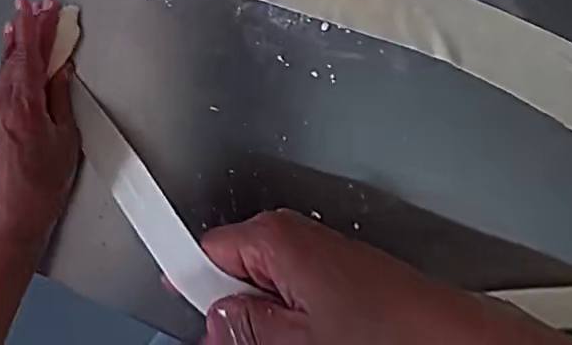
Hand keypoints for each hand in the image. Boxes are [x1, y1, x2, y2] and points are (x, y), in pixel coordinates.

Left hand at [0, 0, 79, 248]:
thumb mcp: (66, 139)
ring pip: (7, 64)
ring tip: (26, 19)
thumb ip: (62, 98)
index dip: (36, 27)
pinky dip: (11, 59)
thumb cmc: (43, 182)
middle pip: (18, 54)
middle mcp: (4, 100)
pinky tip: (15, 51)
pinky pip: (3, 78)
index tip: (41, 5)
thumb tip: (63, 69)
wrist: (10, 214)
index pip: (31, 54)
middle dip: (29, 27)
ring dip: (19, 40)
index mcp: (25, 103)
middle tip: (41, 4)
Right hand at [201, 210, 571, 344]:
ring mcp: (320, 257)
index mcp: (273, 237)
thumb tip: (215, 323)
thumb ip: (246, 329)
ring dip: (271, 326)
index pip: (205, 249)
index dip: (190, 283)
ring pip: (269, 294)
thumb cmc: (392, 335)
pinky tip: (323, 342)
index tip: (179, 310)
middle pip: (235, 273)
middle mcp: (294, 236)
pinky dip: (299, 325)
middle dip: (237, 315)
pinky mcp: (341, 278)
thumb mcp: (300, 343)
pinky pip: (299, 300)